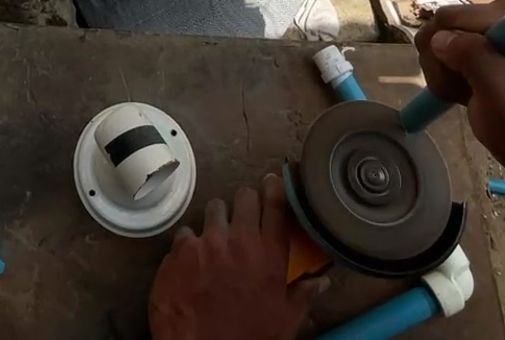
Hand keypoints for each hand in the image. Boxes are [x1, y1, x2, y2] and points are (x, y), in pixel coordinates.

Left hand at [147, 173, 323, 339]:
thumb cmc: (248, 338)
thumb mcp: (284, 323)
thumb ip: (303, 296)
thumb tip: (323, 282)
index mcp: (269, 255)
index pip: (276, 206)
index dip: (275, 188)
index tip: (272, 181)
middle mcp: (239, 239)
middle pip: (244, 196)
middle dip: (245, 201)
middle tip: (243, 214)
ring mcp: (208, 240)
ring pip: (214, 207)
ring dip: (217, 219)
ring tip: (217, 238)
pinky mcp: (181, 247)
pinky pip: (187, 231)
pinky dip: (191, 242)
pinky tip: (192, 260)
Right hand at [413, 0, 504, 173]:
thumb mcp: (502, 93)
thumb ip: (474, 57)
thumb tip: (438, 38)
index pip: (452, 17)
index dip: (450, 48)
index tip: (467, 79)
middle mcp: (499, 14)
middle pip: (441, 26)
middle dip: (443, 62)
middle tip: (465, 92)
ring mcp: (487, 30)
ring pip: (434, 39)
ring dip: (443, 72)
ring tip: (467, 95)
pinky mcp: (476, 45)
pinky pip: (438, 49)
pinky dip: (444, 74)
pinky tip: (465, 91)